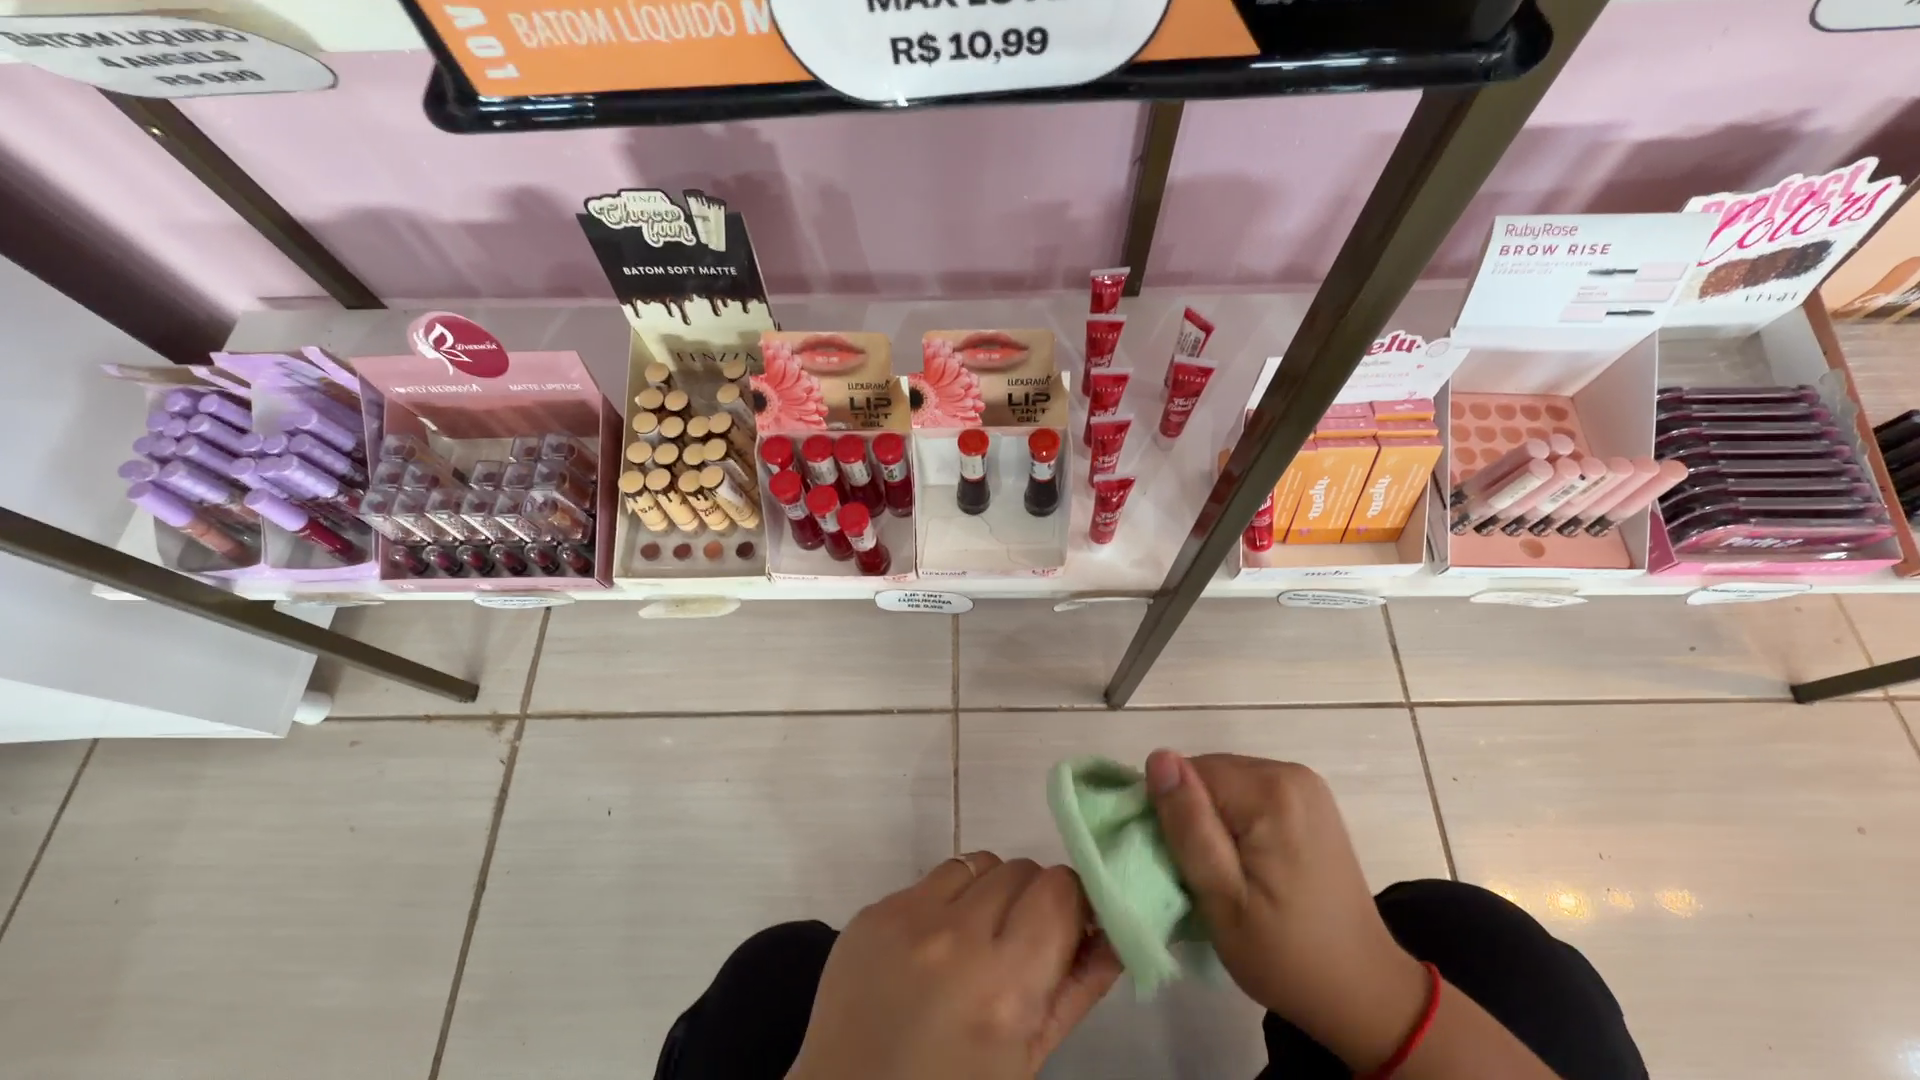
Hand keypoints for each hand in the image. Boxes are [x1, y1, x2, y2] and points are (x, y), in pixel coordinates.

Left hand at [788, 852, 1121, 1079]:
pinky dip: (944, 901)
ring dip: (987, 890)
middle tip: (1016, 941)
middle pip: (1021, 868)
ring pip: (977, 861)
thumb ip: (1079, 987)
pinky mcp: (872, 911)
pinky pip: (930, 879)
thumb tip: (1116, 928)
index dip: (1070, 904)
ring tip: (973, 938)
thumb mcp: (1029, 1054)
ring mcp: (907, 917)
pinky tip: (932, 945)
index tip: (1065, 928)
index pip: (1060, 887)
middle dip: (1030, 898)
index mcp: (1005, 983)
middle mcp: (957, 936)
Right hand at [1146, 751, 1429, 1071]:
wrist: (1360, 988)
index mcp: (1269, 792)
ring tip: (1227, 874)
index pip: (1186, 773)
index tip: (1181, 864)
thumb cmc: (1284, 953)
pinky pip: (1249, 793)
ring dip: (1214, 821)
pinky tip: (1249, 863)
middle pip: (1208, 775)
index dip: (1173, 816)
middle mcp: (1291, 774)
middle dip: (1194, 817)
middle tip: (1203, 877)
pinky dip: (1237, 822)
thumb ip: (1188, 824)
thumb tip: (1158, 758)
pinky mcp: (1310, 801)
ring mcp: (1306, 785)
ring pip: (1225, 783)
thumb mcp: (1221, 898)